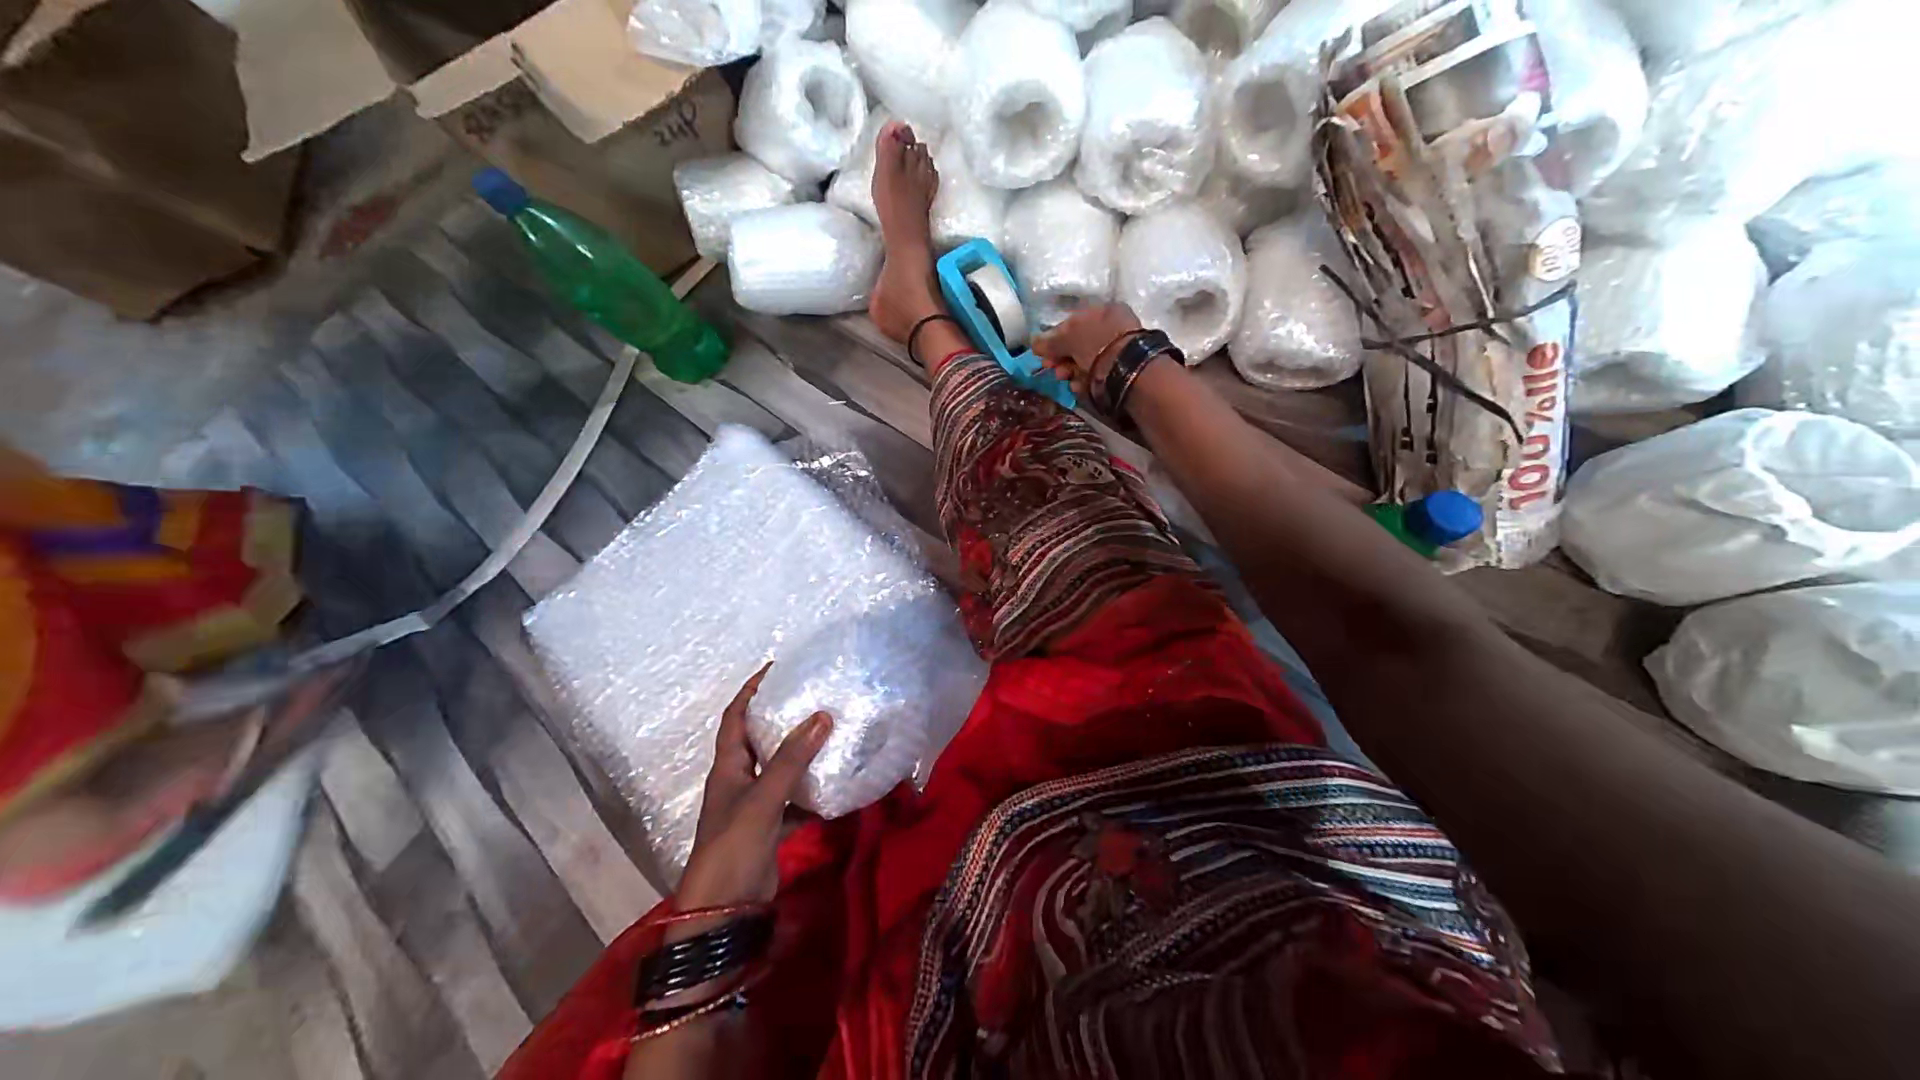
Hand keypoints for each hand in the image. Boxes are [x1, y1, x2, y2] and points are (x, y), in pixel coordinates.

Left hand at [674, 665, 830, 915]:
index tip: (775, 669)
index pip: (735, 717)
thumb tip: (821, 716)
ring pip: (780, 769)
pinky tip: (835, 782)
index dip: (750, 690)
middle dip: (781, 717)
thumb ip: (791, 760)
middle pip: (759, 739)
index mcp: (727, 767)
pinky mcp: (771, 827)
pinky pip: (795, 799)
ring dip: (801, 752)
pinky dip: (812, 791)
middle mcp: (739, 780)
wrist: (725, 908)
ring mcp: (755, 805)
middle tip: (812, 696)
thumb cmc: (733, 845)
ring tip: (830, 730)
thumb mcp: (762, 798)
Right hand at [1033, 303, 1142, 399]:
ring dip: (1069, 369)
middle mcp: (1112, 326)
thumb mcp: (1067, 337)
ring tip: (1063, 378)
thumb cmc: (1095, 342)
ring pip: (1085, 359)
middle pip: (1078, 343)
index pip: (1072, 323)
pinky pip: (1096, 372)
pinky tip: (1077, 385)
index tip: (1044, 354)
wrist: (1125, 367)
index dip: (1054, 338)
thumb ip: (1049, 340)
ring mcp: (1118, 348)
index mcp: (1103, 310)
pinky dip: (1084, 379)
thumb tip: (1034, 343)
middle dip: (1061, 357)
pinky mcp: (1120, 369)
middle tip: (1050, 368)